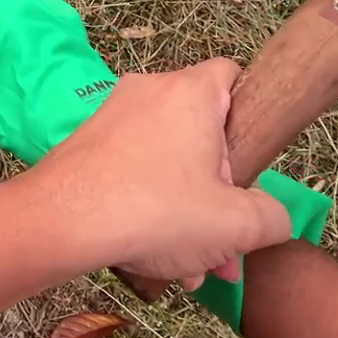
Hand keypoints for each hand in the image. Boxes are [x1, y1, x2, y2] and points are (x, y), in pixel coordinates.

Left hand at [27, 58, 292, 289]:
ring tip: (196, 262)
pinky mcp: (94, 137)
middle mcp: (148, 91)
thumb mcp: (239, 223)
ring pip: (173, 158)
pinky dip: (156, 202)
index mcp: (187, 92)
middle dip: (223, 190)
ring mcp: (116, 113)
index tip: (254, 155)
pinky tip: (161, 252)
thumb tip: (265, 209)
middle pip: (204, 130)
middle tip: (230, 237)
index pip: (230, 74)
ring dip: (192, 209)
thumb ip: (272, 213)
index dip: (251, 110)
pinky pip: (141, 165)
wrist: (65, 216)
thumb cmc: (157, 207)